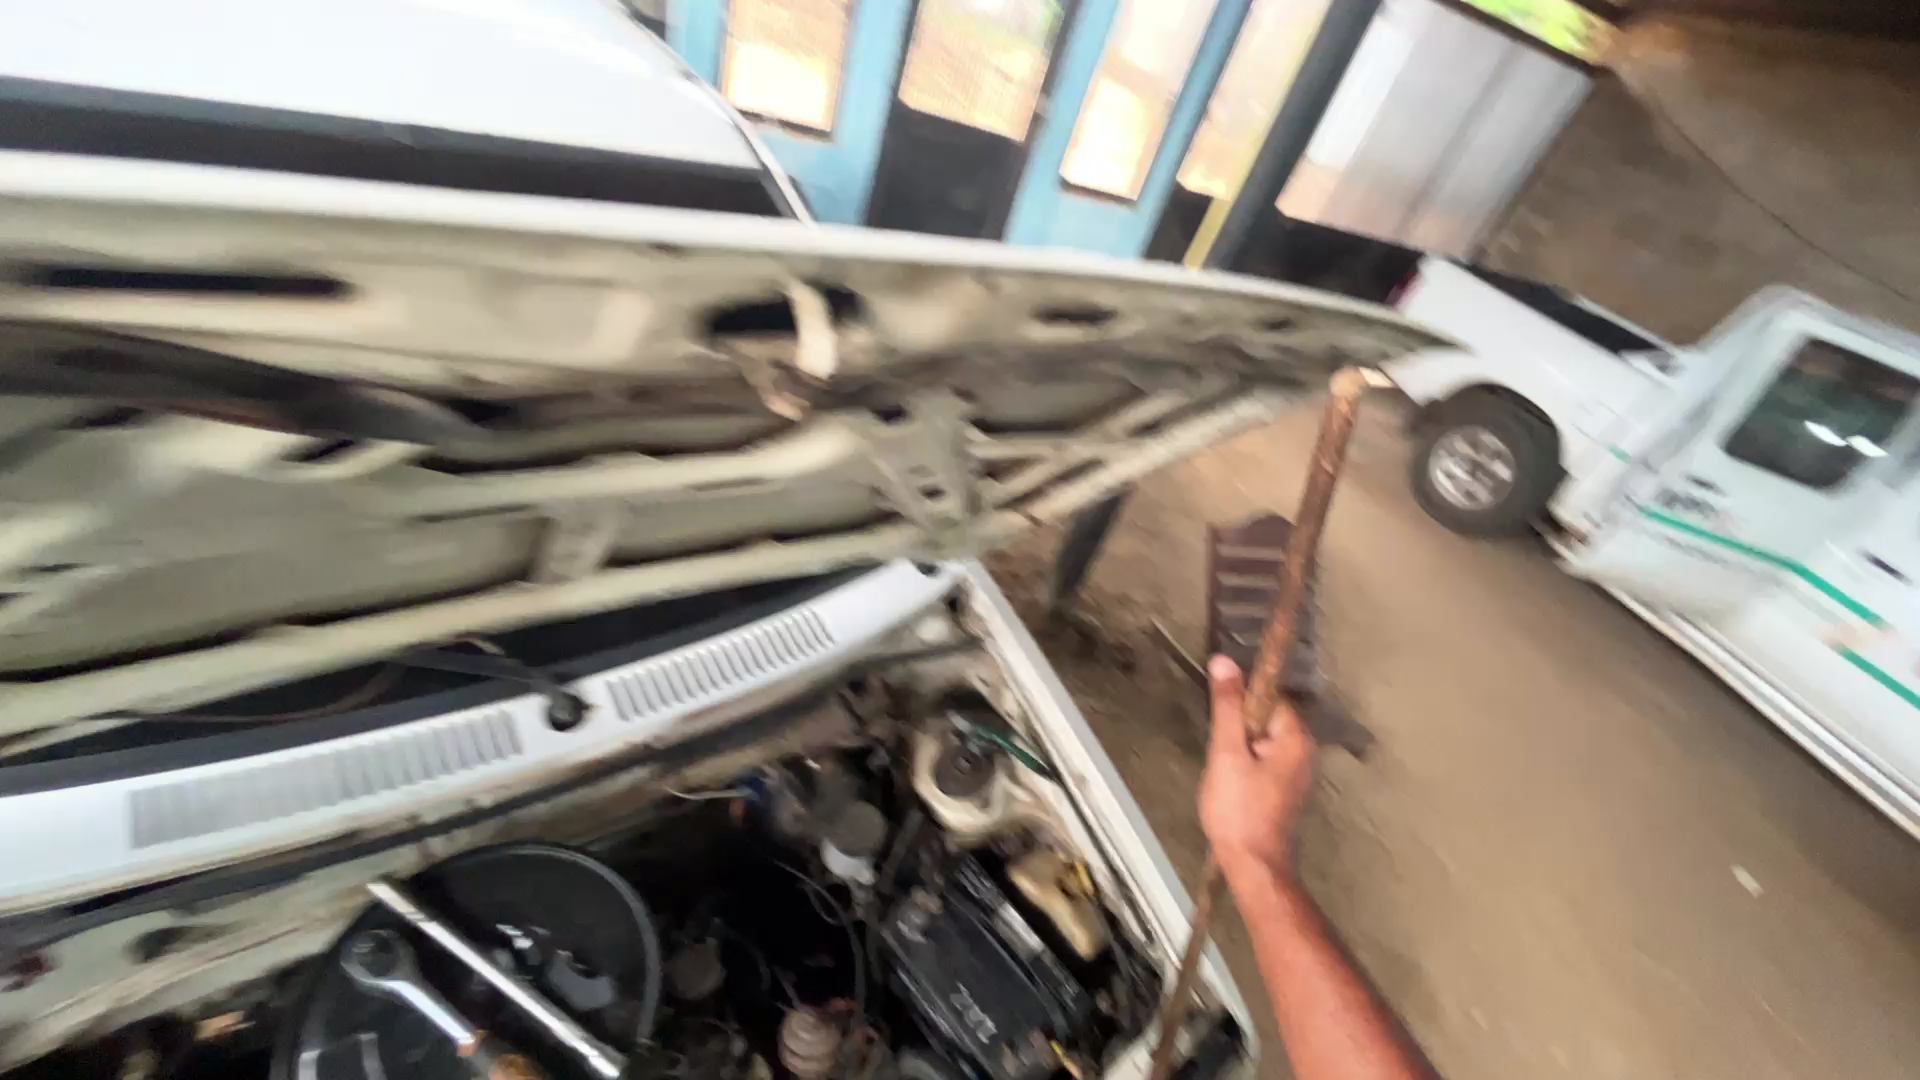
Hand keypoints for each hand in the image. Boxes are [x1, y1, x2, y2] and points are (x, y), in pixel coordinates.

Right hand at [1198, 655, 1314, 878]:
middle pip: (1264, 718)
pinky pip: (1263, 760)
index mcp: (1296, 738)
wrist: (1252, 866)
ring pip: (1260, 740)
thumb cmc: (1239, 807)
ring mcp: (1297, 773)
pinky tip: (1231, 785)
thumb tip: (1224, 660)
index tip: (1222, 726)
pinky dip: (1245, 764)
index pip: (1267, 698)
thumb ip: (1226, 706)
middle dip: (1237, 729)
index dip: (1240, 706)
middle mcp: (1305, 751)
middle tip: (1221, 754)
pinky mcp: (1286, 789)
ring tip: (1224, 772)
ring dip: (1238, 748)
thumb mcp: (1227, 752)